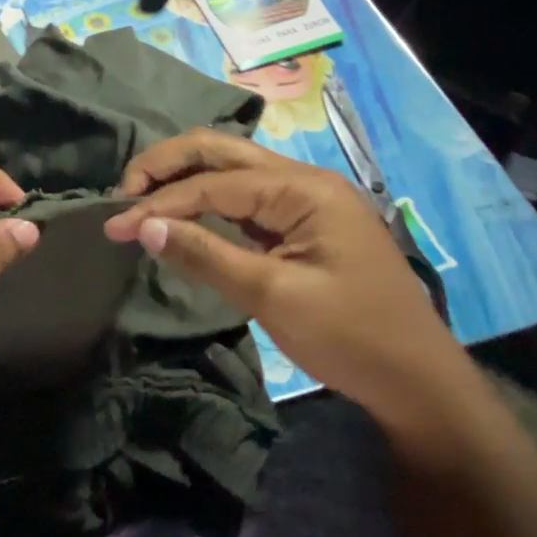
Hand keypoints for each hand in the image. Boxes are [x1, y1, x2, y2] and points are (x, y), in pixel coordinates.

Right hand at [104, 129, 458, 417]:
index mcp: (305, 190)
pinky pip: (240, 197)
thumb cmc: (352, 338)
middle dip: (163, 167)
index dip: (159, 202)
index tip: (115, 227)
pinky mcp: (299, 223)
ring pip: (226, 169)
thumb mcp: (273, 297)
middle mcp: (303, 180)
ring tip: (139, 203)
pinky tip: (178, 217)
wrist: (422, 385)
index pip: (213, 183)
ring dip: (180, 180)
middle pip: (218, 151)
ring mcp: (304, 199)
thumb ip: (205, 255)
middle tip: (122, 194)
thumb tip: (142, 227)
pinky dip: (202, 201)